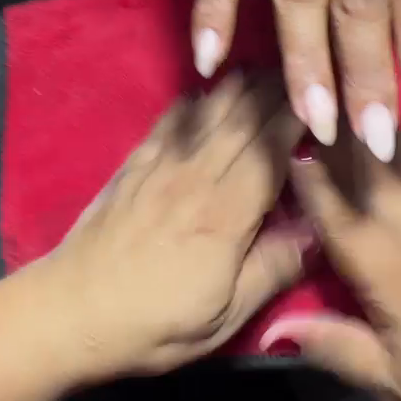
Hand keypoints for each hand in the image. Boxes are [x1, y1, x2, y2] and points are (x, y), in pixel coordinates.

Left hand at [28, 76, 307, 379]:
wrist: (70, 313)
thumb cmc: (152, 325)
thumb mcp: (224, 317)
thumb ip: (273, 269)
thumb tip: (319, 231)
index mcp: (225, 216)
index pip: (274, 150)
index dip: (303, 120)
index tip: (330, 103)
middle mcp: (194, 178)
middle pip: (245, 118)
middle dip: (280, 92)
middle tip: (308, 79)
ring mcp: (159, 167)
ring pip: (209, 111)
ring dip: (242, 88)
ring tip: (270, 75)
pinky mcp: (132, 166)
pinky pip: (169, 120)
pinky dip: (195, 101)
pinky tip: (208, 94)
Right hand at [268, 131, 400, 400]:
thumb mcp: (399, 391)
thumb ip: (338, 350)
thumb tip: (276, 328)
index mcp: (392, 276)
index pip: (338, 217)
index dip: (310, 184)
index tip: (287, 152)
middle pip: (374, 175)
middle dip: (342, 144)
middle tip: (316, 116)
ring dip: (384, 136)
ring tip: (358, 113)